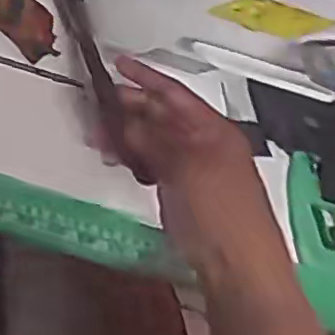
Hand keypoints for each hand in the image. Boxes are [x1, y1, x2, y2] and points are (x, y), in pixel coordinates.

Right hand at [104, 56, 284, 275]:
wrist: (240, 272)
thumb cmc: (220, 212)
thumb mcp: (184, 166)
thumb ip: (152, 138)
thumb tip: (124, 122)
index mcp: (213, 130)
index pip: (174, 93)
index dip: (146, 76)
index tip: (117, 63)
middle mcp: (201, 143)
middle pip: (158, 114)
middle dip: (125, 108)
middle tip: (94, 106)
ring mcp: (189, 166)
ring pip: (148, 137)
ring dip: (122, 134)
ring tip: (98, 139)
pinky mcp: (178, 188)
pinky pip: (147, 160)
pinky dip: (129, 156)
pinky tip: (114, 158)